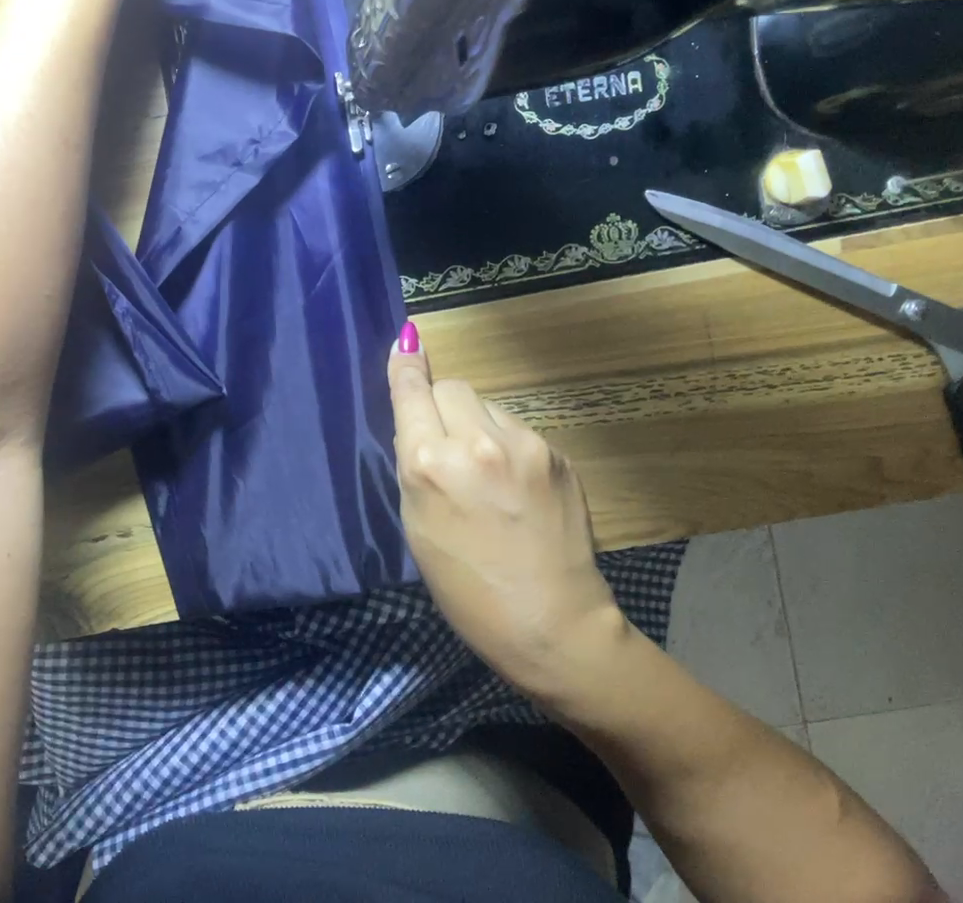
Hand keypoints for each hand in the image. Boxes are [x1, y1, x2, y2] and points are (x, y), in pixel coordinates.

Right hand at [387, 324, 624, 691]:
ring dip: (478, 425)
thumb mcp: (417, 524)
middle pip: (451, 387)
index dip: (405, 367)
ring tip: (489, 476)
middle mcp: (474, 442)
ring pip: (487, 406)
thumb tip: (417, 421)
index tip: (406, 340)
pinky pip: (518, 430)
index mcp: (427, 465)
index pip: (412, 391)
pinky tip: (518, 488)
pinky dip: (509, 446)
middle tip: (447, 443)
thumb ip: (416, 464)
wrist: (550, 622)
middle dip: (443, 405)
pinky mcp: (556, 453)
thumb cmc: (464, 588)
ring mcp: (522, 444)